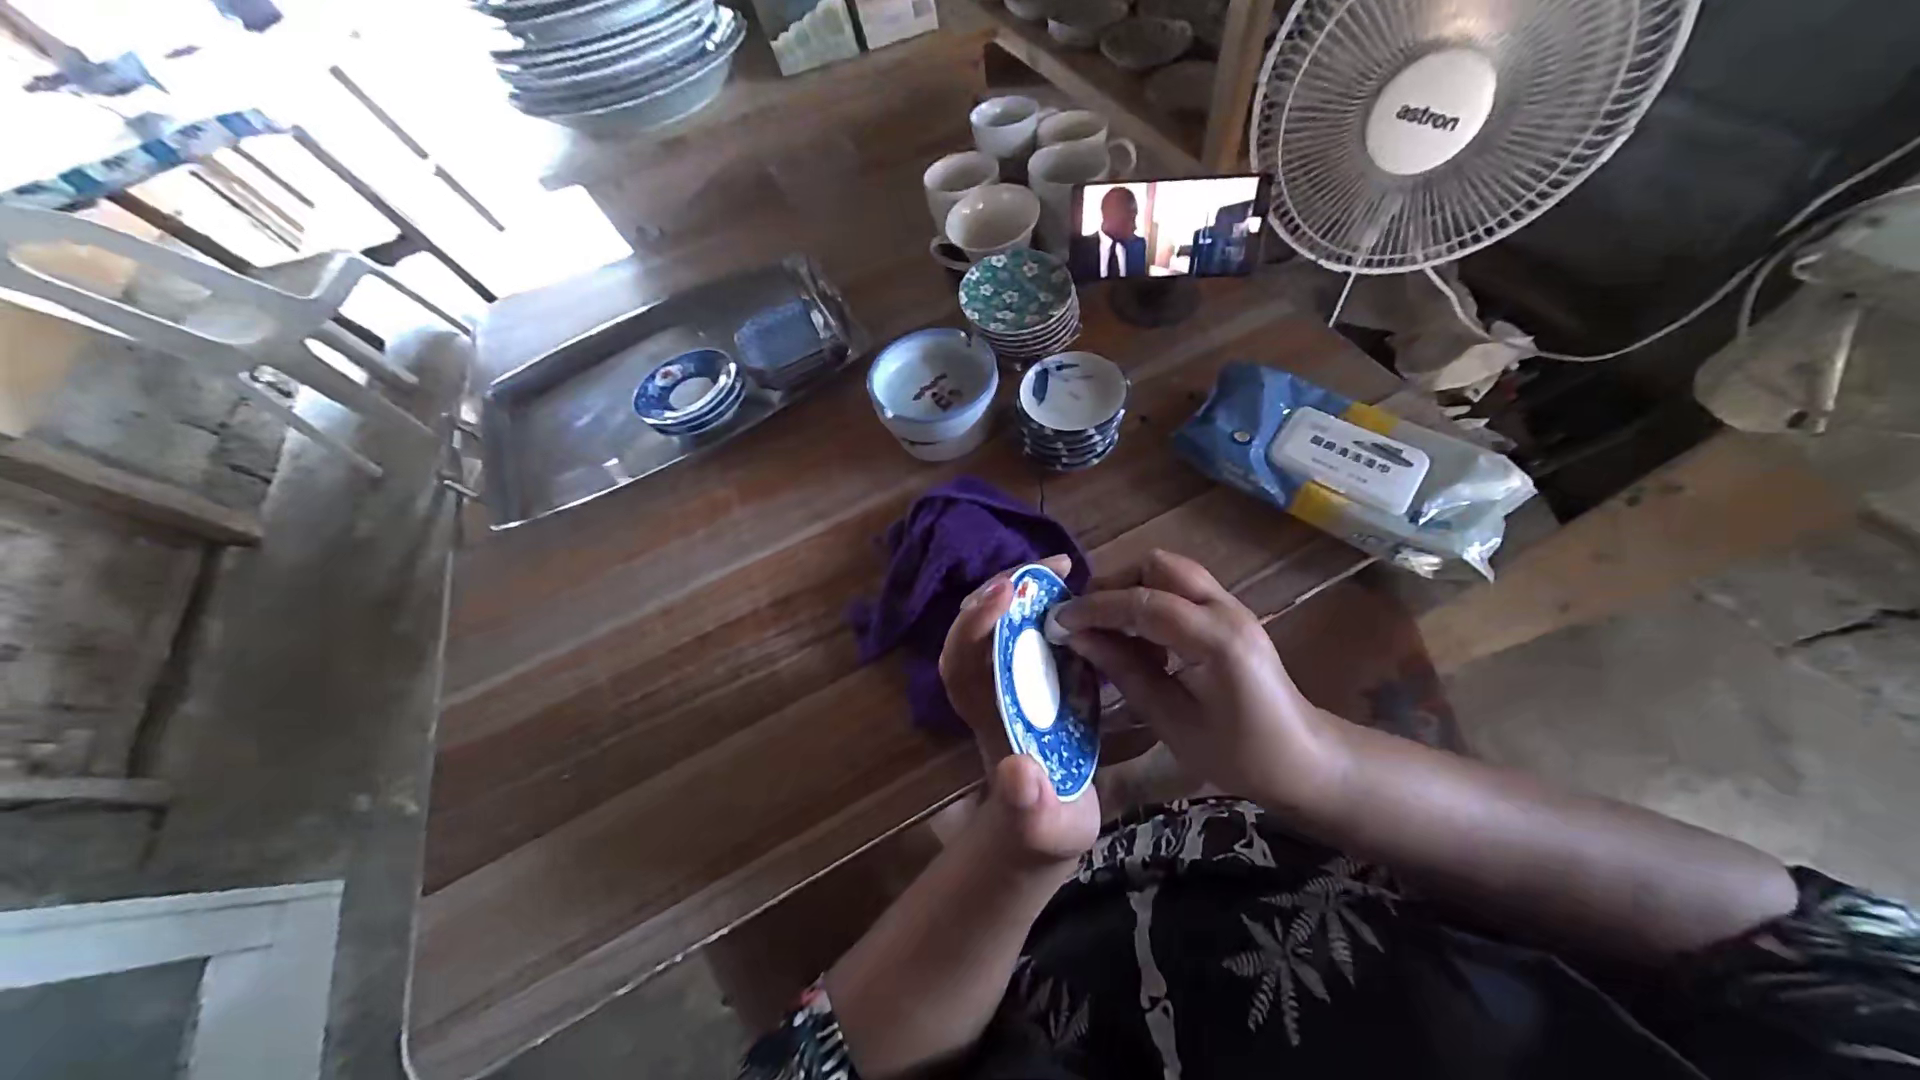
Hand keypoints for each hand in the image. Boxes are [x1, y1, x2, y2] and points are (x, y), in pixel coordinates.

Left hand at [938, 555, 1100, 863]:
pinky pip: (1037, 632)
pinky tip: (1079, 595)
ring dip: (1026, 591)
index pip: (961, 660)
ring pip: (1005, 623)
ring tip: (1063, 570)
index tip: (1005, 594)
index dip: (973, 624)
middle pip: (978, 628)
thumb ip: (1027, 806)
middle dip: (1002, 591)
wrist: (1052, 828)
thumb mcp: (1042, 826)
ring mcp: (1015, 680)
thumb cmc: (1043, 828)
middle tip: (1048, 568)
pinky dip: (1051, 608)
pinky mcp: (1042, 678)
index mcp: (984, 715)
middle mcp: (992, 688)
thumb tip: (1016, 772)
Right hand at [1054, 549, 1342, 810]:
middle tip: (1085, 619)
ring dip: (1131, 591)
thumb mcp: (1172, 721)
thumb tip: (1077, 638)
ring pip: (1168, 572)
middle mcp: (1225, 609)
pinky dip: (1149, 603)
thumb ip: (1125, 672)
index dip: (1093, 608)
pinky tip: (1139, 642)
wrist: (1306, 761)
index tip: (1057, 621)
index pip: (1141, 602)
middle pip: (1157, 565)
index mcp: (1216, 639)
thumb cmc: (1240, 754)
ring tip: (1107, 631)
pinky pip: (1179, 591)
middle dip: (1113, 584)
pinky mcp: (1229, 615)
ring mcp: (1231, 607)